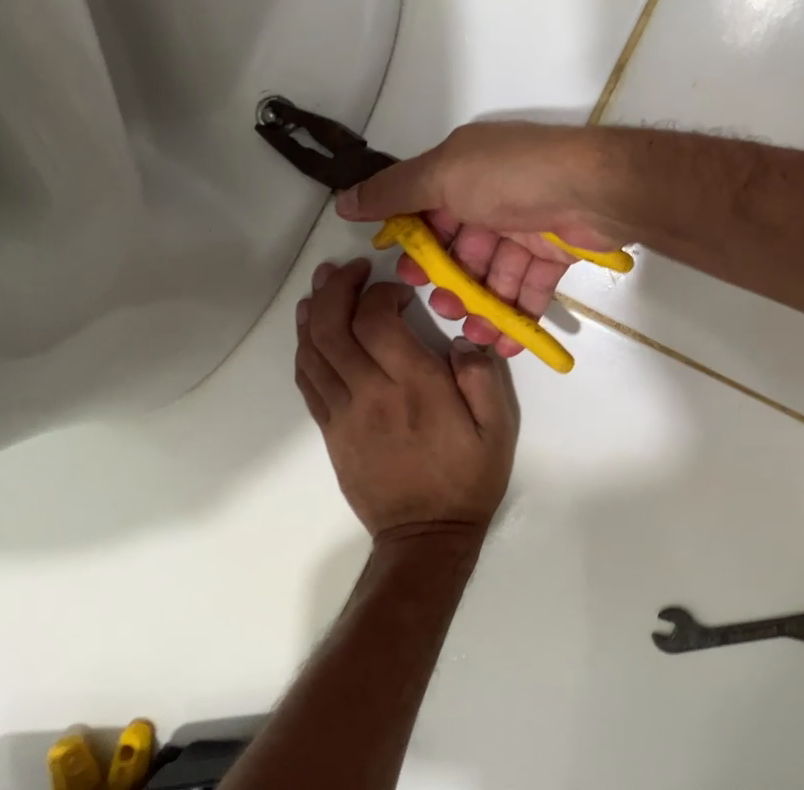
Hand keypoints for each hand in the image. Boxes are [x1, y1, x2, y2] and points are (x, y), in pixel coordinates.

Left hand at [294, 258, 520, 538]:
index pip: (377, 322)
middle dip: (337, 289)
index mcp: (415, 387)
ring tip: (323, 285)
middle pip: (334, 328)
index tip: (399, 289)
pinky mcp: (330, 431)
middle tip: (350, 268)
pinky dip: (305, 347)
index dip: (381, 293)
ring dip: (314, 311)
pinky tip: (310, 328)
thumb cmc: (468, 479)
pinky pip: (307, 380)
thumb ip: (483, 377)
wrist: (425, 535)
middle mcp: (371, 394)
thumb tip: (460, 341)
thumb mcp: (498, 428)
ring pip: (313, 350)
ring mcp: (344, 413)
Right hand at [334, 123, 624, 356]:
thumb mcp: (445, 175)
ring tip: (473, 333)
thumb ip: (396, 191)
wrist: (596, 192)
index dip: (413, 242)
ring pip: (495, 272)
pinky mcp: (556, 253)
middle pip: (462, 246)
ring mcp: (529, 225)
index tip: (401, 275)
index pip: (429, 208)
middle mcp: (496, 195)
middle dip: (448, 281)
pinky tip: (503, 342)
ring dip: (481, 304)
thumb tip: (346, 201)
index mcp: (467, 170)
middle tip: (441, 308)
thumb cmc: (513, 178)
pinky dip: (516, 313)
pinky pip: (529, 286)